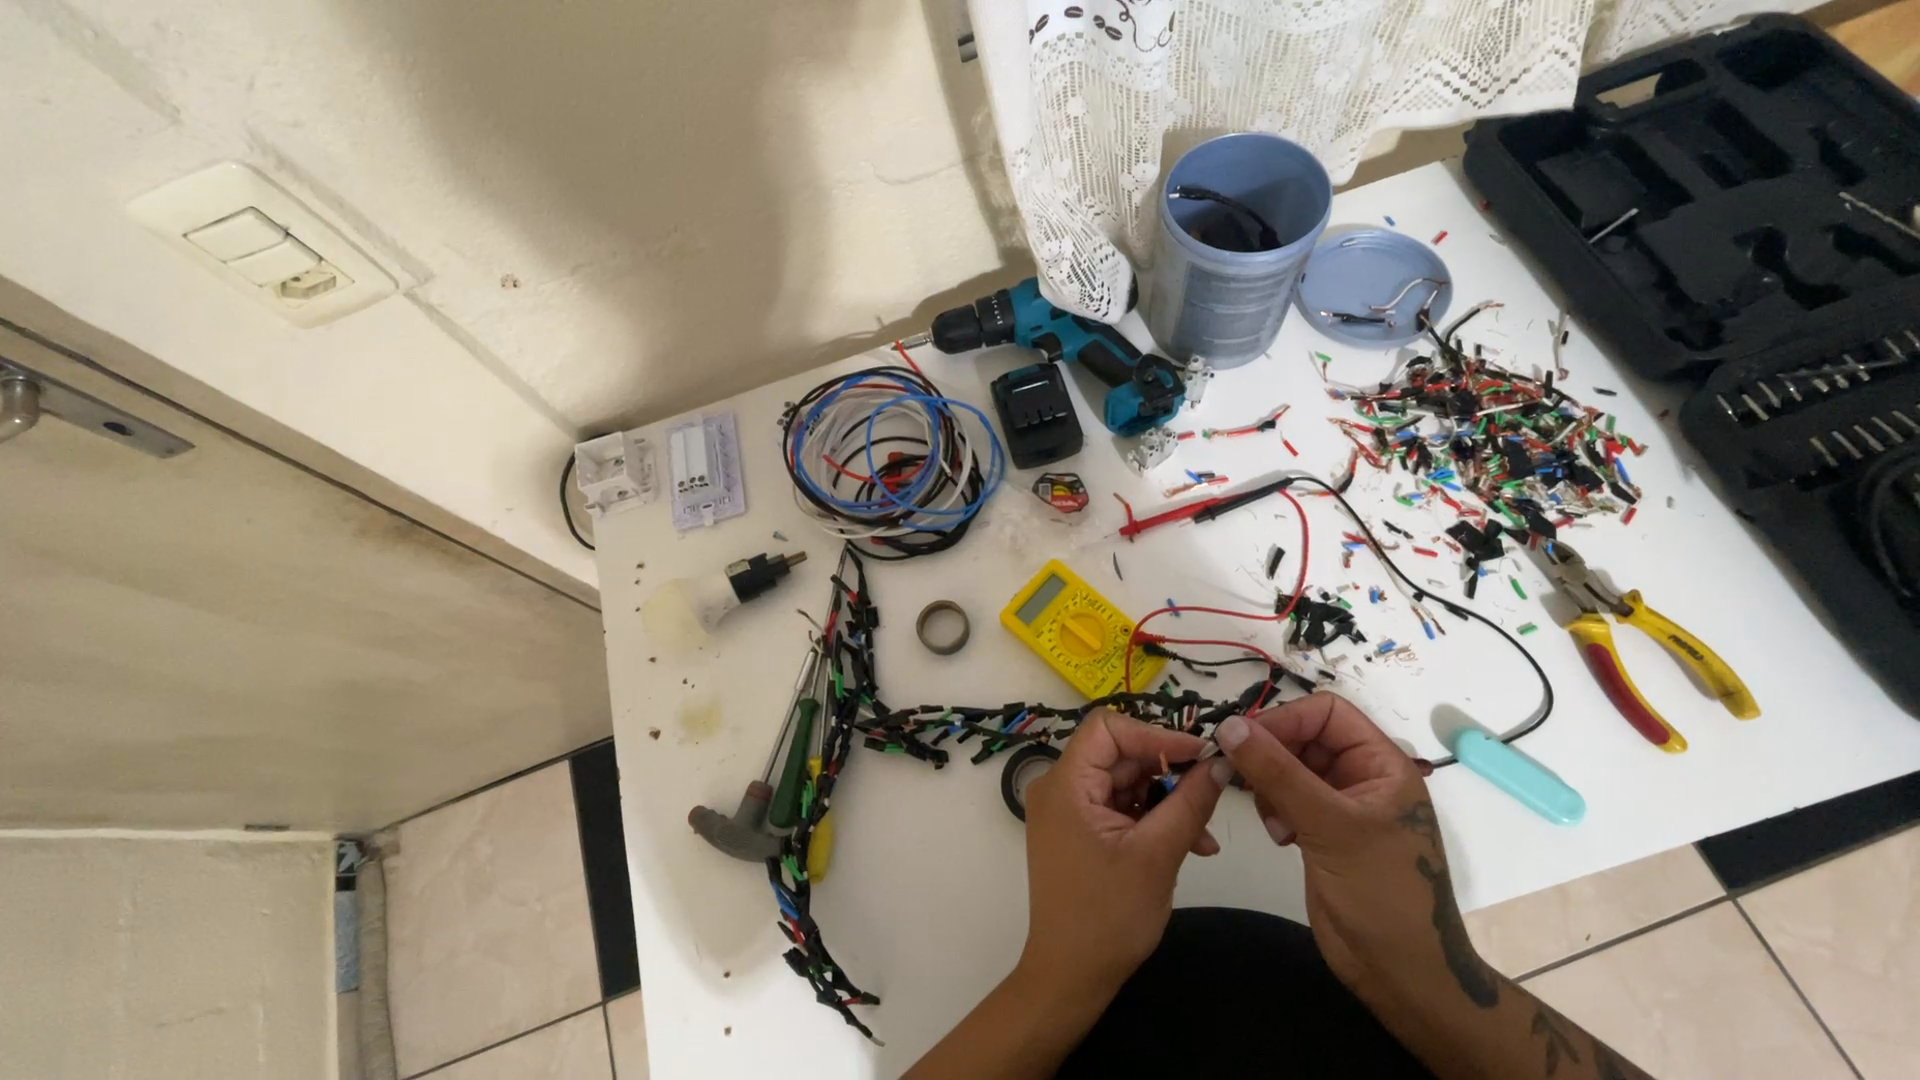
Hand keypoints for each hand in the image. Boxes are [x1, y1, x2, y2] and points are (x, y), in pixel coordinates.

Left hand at [1016, 709, 1227, 998]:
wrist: (1072, 976)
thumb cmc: (1108, 915)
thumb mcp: (1158, 854)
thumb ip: (1190, 802)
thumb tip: (1221, 762)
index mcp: (1065, 784)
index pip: (1108, 729)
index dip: (1156, 734)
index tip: (1199, 754)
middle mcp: (1060, 788)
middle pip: (1120, 756)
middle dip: (1168, 773)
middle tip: (1212, 792)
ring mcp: (1068, 811)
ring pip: (1126, 783)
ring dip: (1167, 801)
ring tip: (1204, 835)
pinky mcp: (1080, 831)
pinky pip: (1121, 808)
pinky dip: (1153, 820)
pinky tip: (1191, 845)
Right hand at [1213, 694, 1497, 1010]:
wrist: (1399, 973)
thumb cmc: (1381, 892)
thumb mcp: (1329, 826)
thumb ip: (1278, 773)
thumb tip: (1229, 725)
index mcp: (1382, 764)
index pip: (1327, 713)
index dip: (1286, 718)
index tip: (1244, 739)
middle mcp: (1362, 777)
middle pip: (1304, 737)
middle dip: (1271, 753)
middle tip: (1242, 776)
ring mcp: (1341, 806)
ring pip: (1289, 767)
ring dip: (1269, 784)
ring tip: (1272, 816)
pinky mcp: (1321, 831)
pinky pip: (1286, 798)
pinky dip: (1273, 808)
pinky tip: (1279, 835)